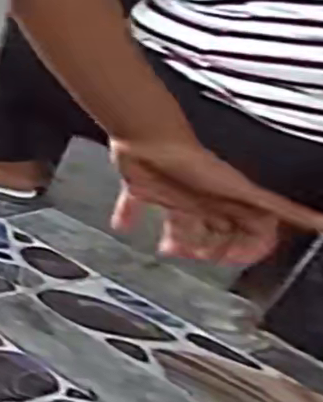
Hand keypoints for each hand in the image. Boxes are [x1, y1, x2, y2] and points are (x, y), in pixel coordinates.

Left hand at [109, 136, 301, 265]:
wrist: (149, 141)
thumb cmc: (197, 164)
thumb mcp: (244, 191)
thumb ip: (282, 208)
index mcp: (232, 204)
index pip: (249, 233)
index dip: (246, 248)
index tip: (232, 260)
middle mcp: (204, 201)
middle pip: (213, 231)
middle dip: (209, 247)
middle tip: (199, 258)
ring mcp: (172, 194)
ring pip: (177, 223)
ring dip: (174, 238)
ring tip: (166, 250)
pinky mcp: (141, 186)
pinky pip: (132, 204)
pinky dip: (126, 214)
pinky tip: (120, 226)